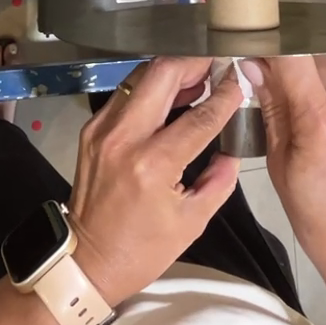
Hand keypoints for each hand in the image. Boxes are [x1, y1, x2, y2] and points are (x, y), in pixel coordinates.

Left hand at [66, 58, 243, 305]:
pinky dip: (151, 86)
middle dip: (193, 62)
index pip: (198, 117)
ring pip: (141, 76)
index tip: (240, 79)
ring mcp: (103, 128)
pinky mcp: (92, 128)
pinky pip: (126, 92)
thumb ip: (219, 180)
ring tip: (197, 77)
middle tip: (215, 64)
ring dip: (171, 70)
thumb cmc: (142, 249)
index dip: (224, 95)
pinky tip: (170, 95)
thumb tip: (233, 149)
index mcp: (153, 164)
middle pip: (162, 74)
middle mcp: (124, 137)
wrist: (86, 262)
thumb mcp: (192, 222)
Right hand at [249, 56, 325, 285]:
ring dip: (324, 91)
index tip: (260, 38)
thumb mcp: (278, 163)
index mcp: (322, 122)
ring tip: (319, 129)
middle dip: (296, 72)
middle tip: (282, 92)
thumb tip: (253, 62)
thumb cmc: (314, 215)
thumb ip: (270, 106)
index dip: (275, 41)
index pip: (294, 56)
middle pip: (317, 64)